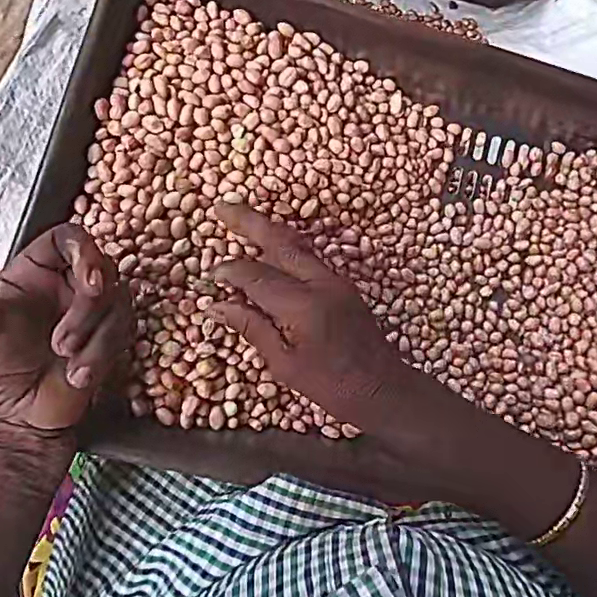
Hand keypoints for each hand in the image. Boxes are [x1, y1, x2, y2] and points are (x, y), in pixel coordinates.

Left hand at [0, 213, 132, 448]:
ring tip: (66, 359)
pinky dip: (103, 353)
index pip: (67, 239)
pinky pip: (125, 329)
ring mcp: (88, 314)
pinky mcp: (107, 340)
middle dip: (89, 304)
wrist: (15, 431)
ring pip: (117, 298)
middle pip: (100, 267)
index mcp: (30, 275)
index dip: (84, 249)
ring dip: (95, 333)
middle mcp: (63, 288)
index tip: (87, 274)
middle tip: (68, 335)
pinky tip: (79, 373)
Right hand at [199, 204, 442, 433]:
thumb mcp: (285, 365)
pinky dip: (284, 248)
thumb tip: (219, 306)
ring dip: (268, 231)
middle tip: (222, 207)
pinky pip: (308, 258)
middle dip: (249, 222)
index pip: (257, 277)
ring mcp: (336, 281)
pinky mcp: (343, 285)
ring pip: (296, 245)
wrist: (384, 389)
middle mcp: (321, 284)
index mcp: (304, 306)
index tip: (212, 274)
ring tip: (242, 219)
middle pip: (280, 242)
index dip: (231, 272)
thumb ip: (253, 328)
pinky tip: (270, 248)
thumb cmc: (332, 387)